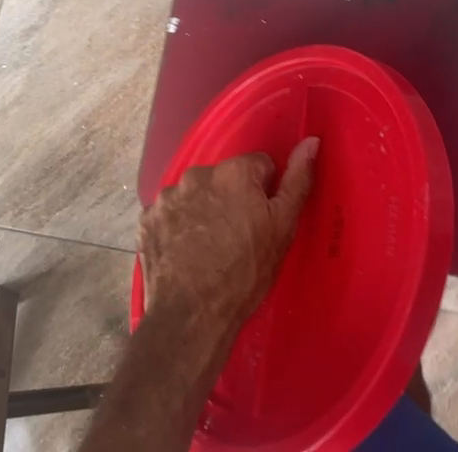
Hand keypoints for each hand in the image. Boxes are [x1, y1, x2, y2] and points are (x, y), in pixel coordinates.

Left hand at [140, 138, 319, 333]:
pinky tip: (184, 251)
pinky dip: (177, 226)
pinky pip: (170, 213)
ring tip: (207, 247)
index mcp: (234, 171)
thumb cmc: (245, 272)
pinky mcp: (146, 219)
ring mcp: (168, 197)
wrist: (191, 316)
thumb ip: (297, 180)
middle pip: (224, 178)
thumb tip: (311, 141)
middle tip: (235, 236)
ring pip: (196, 194)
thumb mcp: (282, 228)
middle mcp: (198, 174)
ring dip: (203, 210)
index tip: (260, 221)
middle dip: (231, 199)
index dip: (264, 194)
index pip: (259, 167)